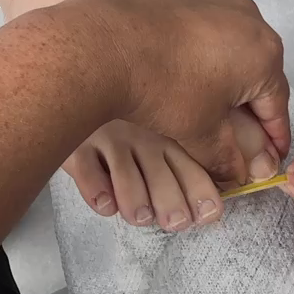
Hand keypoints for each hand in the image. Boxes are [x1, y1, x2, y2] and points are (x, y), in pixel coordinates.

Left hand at [53, 0, 289, 186]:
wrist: (102, 43)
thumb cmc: (162, 89)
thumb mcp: (199, 132)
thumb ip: (226, 157)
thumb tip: (238, 175)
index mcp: (263, 54)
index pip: (277, 104)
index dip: (274, 135)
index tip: (271, 156)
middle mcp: (248, 17)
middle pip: (256, 69)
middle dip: (249, 102)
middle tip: (239, 132)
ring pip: (228, 43)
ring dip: (222, 71)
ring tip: (205, 98)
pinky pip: (198, 24)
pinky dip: (195, 47)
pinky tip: (175, 66)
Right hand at [64, 110, 281, 231]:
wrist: (84, 71)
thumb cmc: (130, 112)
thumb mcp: (166, 121)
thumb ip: (194, 152)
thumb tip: (215, 203)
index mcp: (169, 133)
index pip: (194, 167)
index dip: (205, 195)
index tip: (210, 214)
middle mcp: (142, 138)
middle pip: (163, 180)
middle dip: (174, 206)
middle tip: (177, 222)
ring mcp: (110, 142)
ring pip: (127, 182)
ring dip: (137, 204)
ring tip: (143, 216)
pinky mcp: (78, 148)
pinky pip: (89, 176)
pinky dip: (100, 194)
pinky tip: (108, 205)